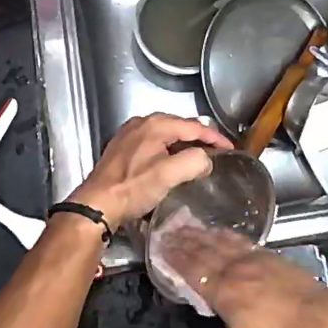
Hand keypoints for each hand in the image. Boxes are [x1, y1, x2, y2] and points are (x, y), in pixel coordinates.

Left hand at [67, 114, 231, 230]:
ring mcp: (130, 134)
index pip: (194, 126)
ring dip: (183, 142)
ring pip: (165, 132)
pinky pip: (153, 141)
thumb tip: (206, 160)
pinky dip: (167, 147)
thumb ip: (193, 162)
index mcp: (155, 125)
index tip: (230, 149)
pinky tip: (170, 160)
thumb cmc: (132, 188)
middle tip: (217, 151)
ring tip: (198, 155)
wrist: (97, 204)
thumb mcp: (168, 175)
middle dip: (200, 136)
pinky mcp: (122, 147)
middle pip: (179, 125)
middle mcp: (142, 123)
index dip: (215, 137)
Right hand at [162, 227, 327, 327]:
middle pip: (204, 251)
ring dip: (202, 234)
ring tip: (188, 225)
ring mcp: (255, 260)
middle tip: (167, 230)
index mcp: (224, 293)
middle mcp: (235, 270)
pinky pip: (242, 241)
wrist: (326, 323)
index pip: (192, 270)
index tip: (159, 245)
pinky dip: (227, 234)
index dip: (174, 257)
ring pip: (222, 242)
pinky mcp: (272, 257)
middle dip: (184, 241)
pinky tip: (223, 232)